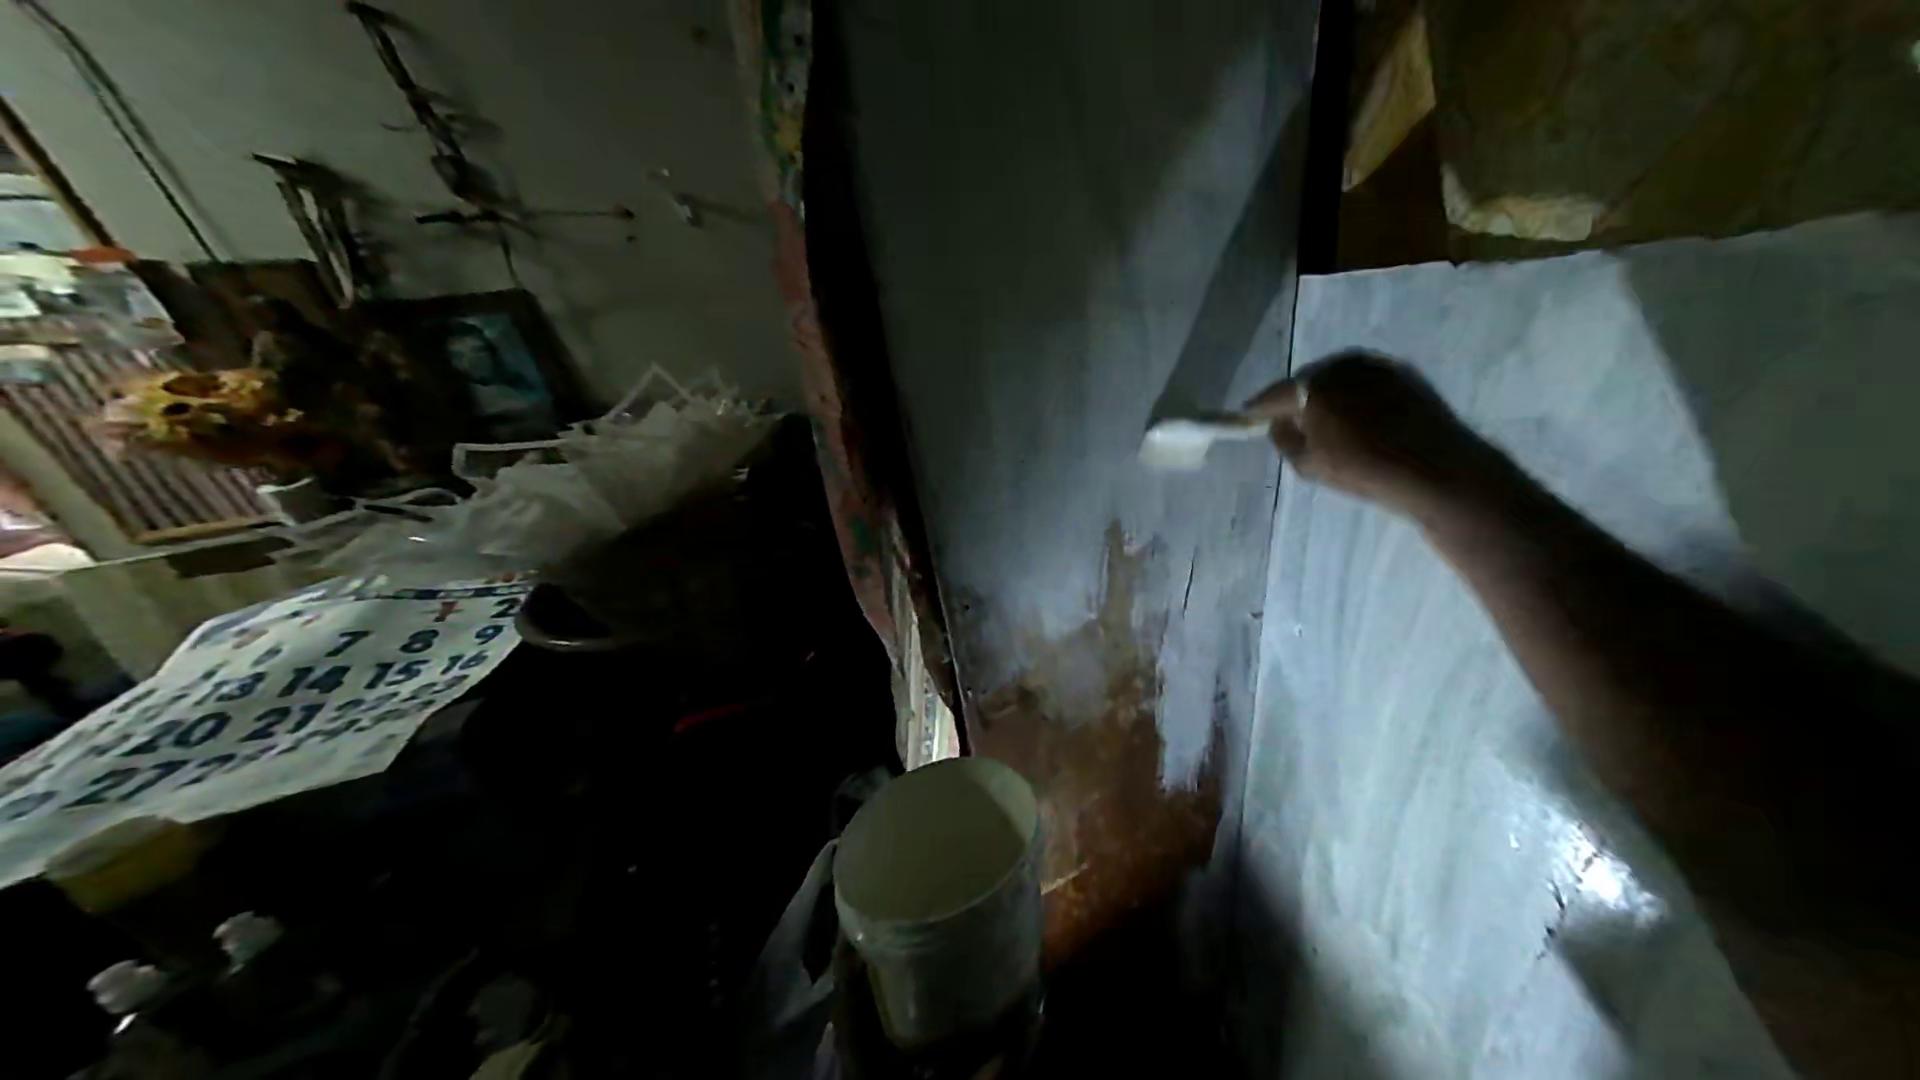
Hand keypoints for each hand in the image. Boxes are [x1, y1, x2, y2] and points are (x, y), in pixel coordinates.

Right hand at [1243, 350, 1502, 517]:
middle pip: (1307, 381)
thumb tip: (1278, 423)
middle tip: (1290, 423)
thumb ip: (1282, 438)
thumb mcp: (1306, 463)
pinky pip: (1364, 383)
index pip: (1275, 394)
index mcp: (1314, 384)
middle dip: (1297, 400)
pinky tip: (1357, 421)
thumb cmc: (1362, 468)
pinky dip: (1353, 398)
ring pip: (1337, 380)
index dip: (1259, 408)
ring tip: (1326, 424)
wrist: (1436, 469)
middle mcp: (1343, 365)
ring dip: (1326, 398)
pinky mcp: (1404, 374)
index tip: (1247, 418)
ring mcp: (1376, 366)